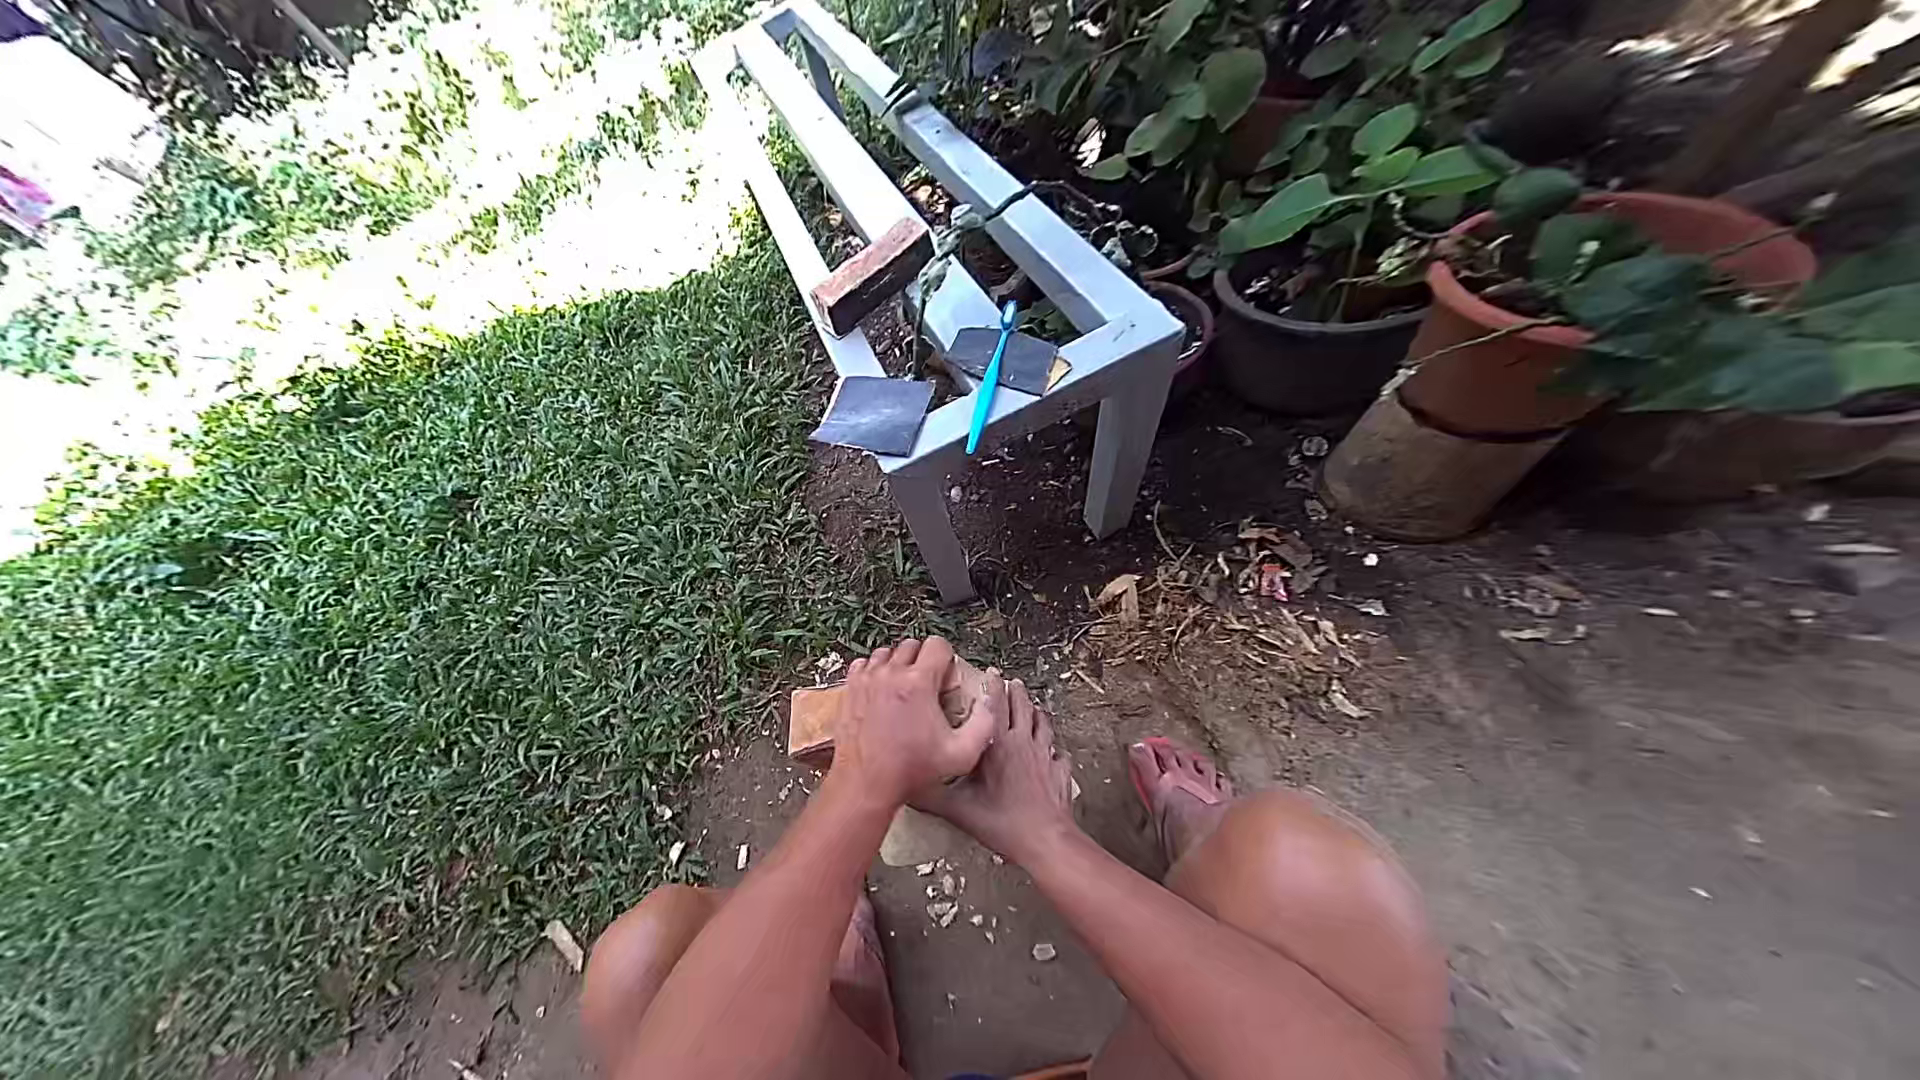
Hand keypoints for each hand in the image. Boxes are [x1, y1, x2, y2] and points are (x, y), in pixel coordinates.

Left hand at [832, 637, 998, 809]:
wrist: (866, 784)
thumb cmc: (911, 771)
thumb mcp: (961, 754)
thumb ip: (984, 723)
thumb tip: (988, 702)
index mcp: (919, 683)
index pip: (937, 645)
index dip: (946, 657)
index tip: (945, 675)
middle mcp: (890, 674)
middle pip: (911, 646)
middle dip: (922, 659)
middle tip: (926, 683)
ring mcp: (867, 680)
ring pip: (886, 653)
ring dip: (897, 664)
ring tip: (903, 687)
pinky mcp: (850, 689)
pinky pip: (864, 665)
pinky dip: (874, 671)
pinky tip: (881, 690)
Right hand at [912, 678, 1077, 864]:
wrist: (1044, 840)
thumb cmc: (1002, 821)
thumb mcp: (958, 809)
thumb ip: (931, 795)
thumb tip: (906, 787)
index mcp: (998, 744)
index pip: (996, 704)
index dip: (994, 686)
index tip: (992, 673)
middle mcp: (1023, 742)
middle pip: (1022, 706)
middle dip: (1017, 691)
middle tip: (1013, 682)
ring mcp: (1045, 756)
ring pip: (1043, 723)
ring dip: (1036, 712)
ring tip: (1032, 706)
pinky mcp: (1059, 772)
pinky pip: (1059, 754)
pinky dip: (1055, 749)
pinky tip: (1054, 752)